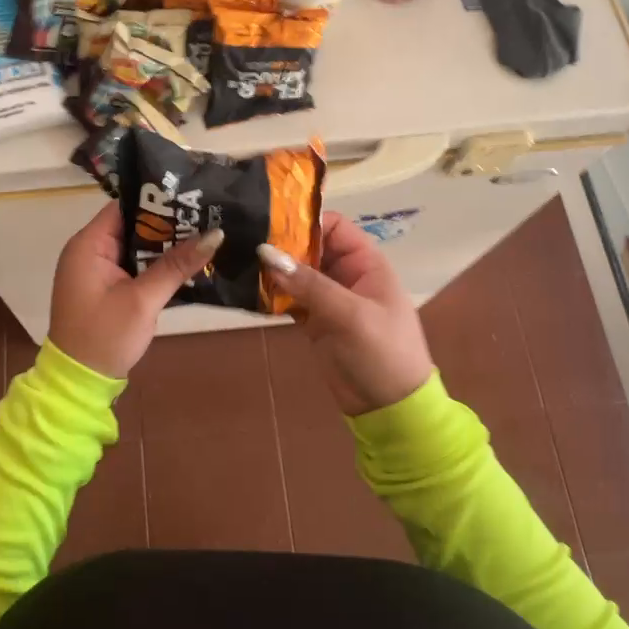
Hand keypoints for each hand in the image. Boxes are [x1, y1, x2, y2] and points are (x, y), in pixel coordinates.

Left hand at [49, 202, 223, 378]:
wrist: (80, 381)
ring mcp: (96, 272)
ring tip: (206, 236)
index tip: (193, 197)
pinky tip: (187, 265)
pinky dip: (156, 267)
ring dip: (165, 248)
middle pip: (133, 226)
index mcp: (88, 245)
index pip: (124, 207)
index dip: (157, 200)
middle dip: (168, 225)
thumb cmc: (105, 335)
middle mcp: (89, 252)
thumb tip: (216, 233)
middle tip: (208, 216)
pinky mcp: (105, 289)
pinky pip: (134, 268)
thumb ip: (176, 265)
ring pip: (136, 248)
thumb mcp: (143, 299)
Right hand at [256, 212, 434, 415]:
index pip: (333, 227)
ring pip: (295, 273)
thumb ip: (309, 284)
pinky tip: (245, 290)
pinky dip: (270, 295)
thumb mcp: (350, 314)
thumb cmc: (382, 353)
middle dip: (280, 244)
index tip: (268, 222)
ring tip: (236, 261)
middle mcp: (346, 275)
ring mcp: (329, 299)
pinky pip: (289, 299)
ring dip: (271, 270)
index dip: (303, 221)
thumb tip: (266, 252)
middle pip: (309, 247)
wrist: (391, 408)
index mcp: (366, 263)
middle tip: (241, 240)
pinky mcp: (314, 322)